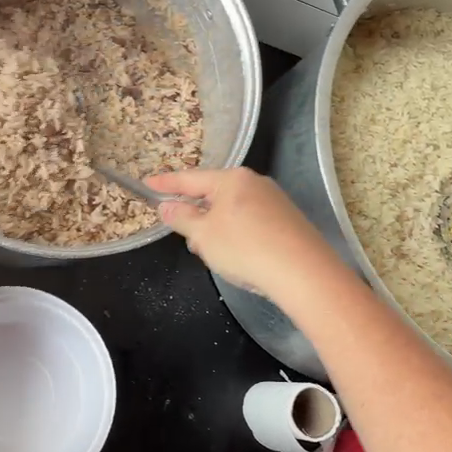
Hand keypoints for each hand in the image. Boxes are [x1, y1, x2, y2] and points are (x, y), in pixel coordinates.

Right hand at [147, 168, 343, 303]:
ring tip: (211, 253)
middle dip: (196, 213)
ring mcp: (274, 201)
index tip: (148, 183)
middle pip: (214, 194)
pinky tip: (238, 257)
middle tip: (185, 235)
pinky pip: (251, 222)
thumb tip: (167, 206)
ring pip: (232, 210)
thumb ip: (182, 218)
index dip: (166, 183)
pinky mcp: (287, 221)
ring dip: (216, 228)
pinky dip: (236, 235)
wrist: (303, 272)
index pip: (190, 178)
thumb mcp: (203, 235)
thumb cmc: (245, 248)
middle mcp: (255, 183)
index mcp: (232, 179)